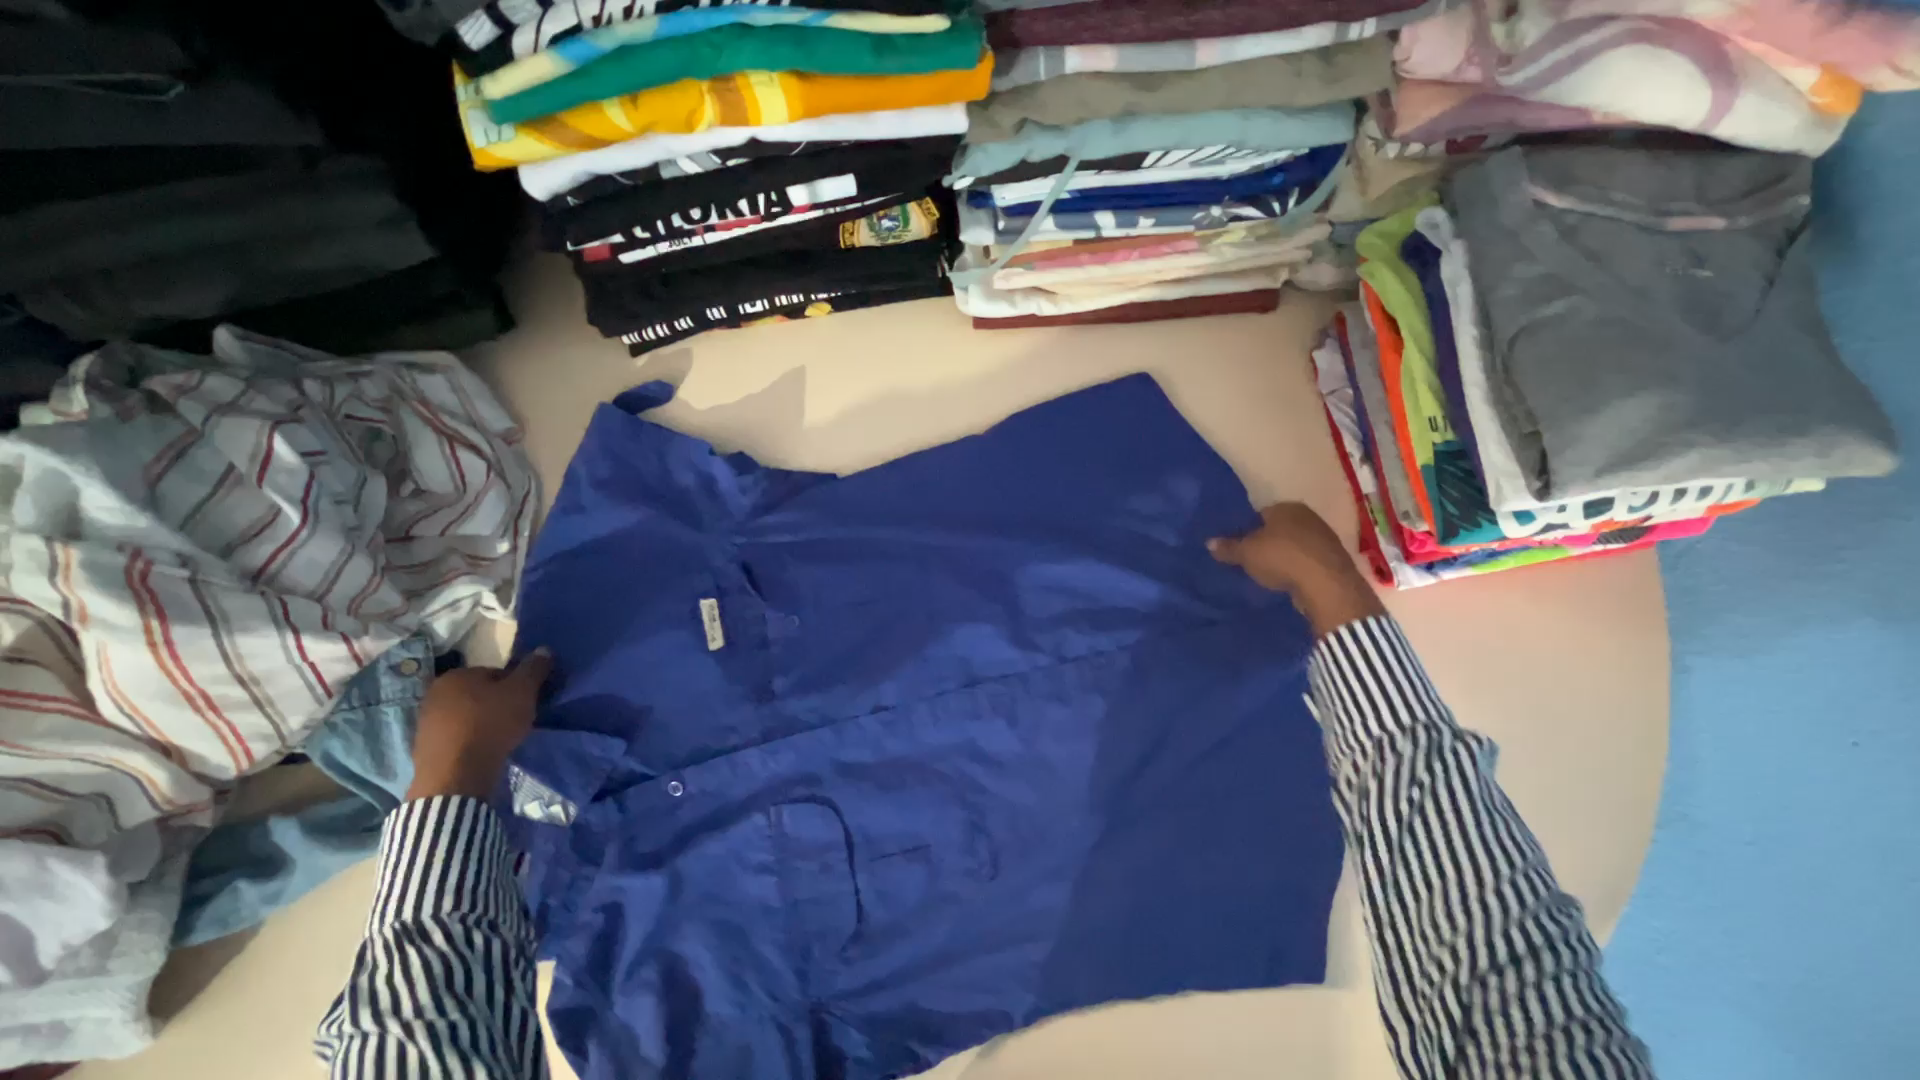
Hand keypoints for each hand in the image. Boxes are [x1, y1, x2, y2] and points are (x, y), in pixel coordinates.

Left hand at [406, 649, 553, 801]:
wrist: (456, 774)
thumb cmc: (490, 724)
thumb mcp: (522, 692)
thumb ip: (534, 669)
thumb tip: (544, 649)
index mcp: (456, 674)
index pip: (495, 673)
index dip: (515, 687)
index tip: (525, 703)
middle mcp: (434, 692)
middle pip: (478, 693)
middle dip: (495, 704)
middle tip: (514, 720)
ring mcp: (425, 721)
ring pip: (465, 715)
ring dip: (481, 723)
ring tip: (499, 739)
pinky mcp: (423, 746)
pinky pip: (455, 736)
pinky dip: (468, 740)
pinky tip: (481, 752)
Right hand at [1208, 503, 1384, 637]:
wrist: (1326, 584)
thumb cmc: (1281, 558)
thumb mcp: (1246, 554)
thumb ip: (1228, 547)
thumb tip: (1208, 542)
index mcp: (1286, 507)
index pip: (1261, 513)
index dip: (1247, 529)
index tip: (1239, 545)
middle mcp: (1307, 516)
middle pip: (1280, 528)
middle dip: (1267, 541)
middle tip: (1252, 559)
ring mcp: (1323, 537)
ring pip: (1295, 544)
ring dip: (1284, 555)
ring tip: (1269, 572)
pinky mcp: (1333, 558)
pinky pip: (1307, 560)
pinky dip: (1298, 567)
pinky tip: (1288, 580)